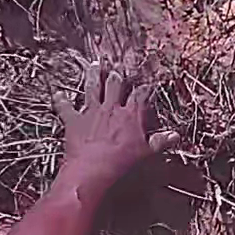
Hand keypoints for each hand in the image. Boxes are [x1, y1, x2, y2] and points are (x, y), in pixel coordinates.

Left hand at [52, 60, 178, 197]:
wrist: (93, 169)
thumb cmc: (122, 162)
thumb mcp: (146, 153)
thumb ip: (160, 142)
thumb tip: (175, 136)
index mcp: (130, 114)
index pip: (140, 95)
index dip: (144, 88)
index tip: (147, 83)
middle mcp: (111, 108)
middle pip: (115, 85)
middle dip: (117, 75)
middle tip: (118, 67)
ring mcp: (91, 112)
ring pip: (92, 88)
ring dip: (93, 76)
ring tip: (94, 65)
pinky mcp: (74, 121)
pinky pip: (65, 108)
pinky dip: (61, 101)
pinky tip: (58, 94)